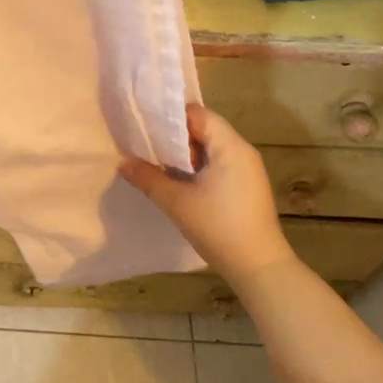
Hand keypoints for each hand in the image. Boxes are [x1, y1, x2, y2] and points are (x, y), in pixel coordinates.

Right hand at [121, 105, 295, 283]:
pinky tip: (181, 183)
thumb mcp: (177, 203)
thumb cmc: (219, 228)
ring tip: (160, 165)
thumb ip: (148, 179)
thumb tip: (123, 164)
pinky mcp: (248, 186)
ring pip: (211, 148)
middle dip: (175, 137)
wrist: (259, 268)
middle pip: (205, 129)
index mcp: (230, 146)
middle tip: (148, 148)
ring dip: (186, 154)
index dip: (170, 118)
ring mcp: (248, 169)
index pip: (198, 114)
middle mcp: (243, 150)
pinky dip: (199, 167)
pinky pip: (219, 164)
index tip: (146, 128)